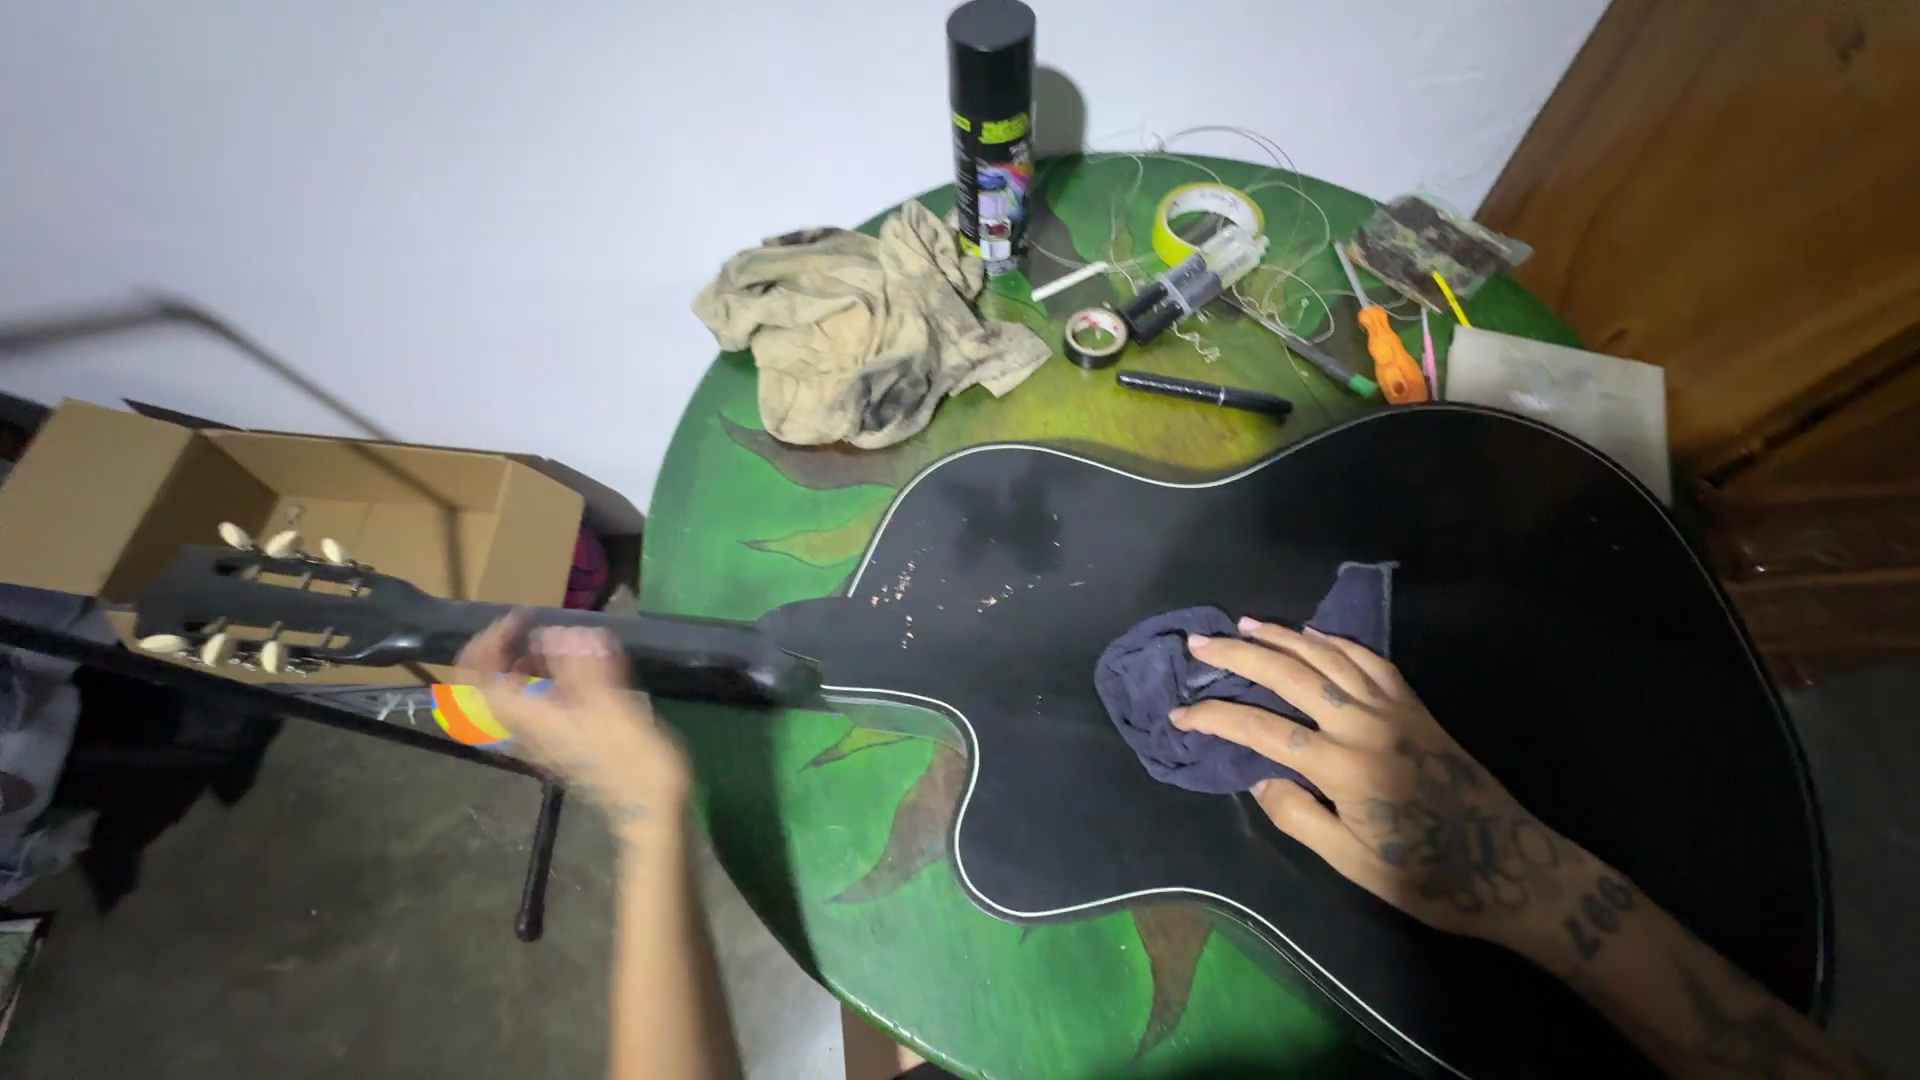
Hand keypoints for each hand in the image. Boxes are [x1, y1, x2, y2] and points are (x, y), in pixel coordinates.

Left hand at [457, 616, 690, 839]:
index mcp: (535, 719)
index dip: (487, 645)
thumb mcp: (615, 707)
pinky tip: (568, 671)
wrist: (650, 806)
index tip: (518, 618)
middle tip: (525, 625)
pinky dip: (538, 681)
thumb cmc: (636, 758)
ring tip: (544, 640)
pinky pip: (533, 706)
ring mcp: (545, 738)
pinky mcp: (563, 741)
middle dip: (498, 651)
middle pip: (487, 689)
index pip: (480, 681)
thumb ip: (584, 669)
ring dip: (515, 665)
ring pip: (509, 698)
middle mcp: (530, 729)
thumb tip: (556, 632)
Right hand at [1172, 619, 1593, 948]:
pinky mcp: (1416, 708)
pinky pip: (1370, 661)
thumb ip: (1300, 818)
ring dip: (1281, 636)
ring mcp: (1394, 711)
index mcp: (1344, 768)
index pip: (1262, 730)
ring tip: (1243, 624)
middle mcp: (1365, 726)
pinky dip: (1336, 642)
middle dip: (1238, 656)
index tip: (1181, 714)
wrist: (1518, 872)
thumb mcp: (1355, 865)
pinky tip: (1313, 634)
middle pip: (1289, 675)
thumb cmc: (1429, 878)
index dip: (1215, 718)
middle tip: (1200, 644)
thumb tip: (1260, 779)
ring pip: (1327, 657)